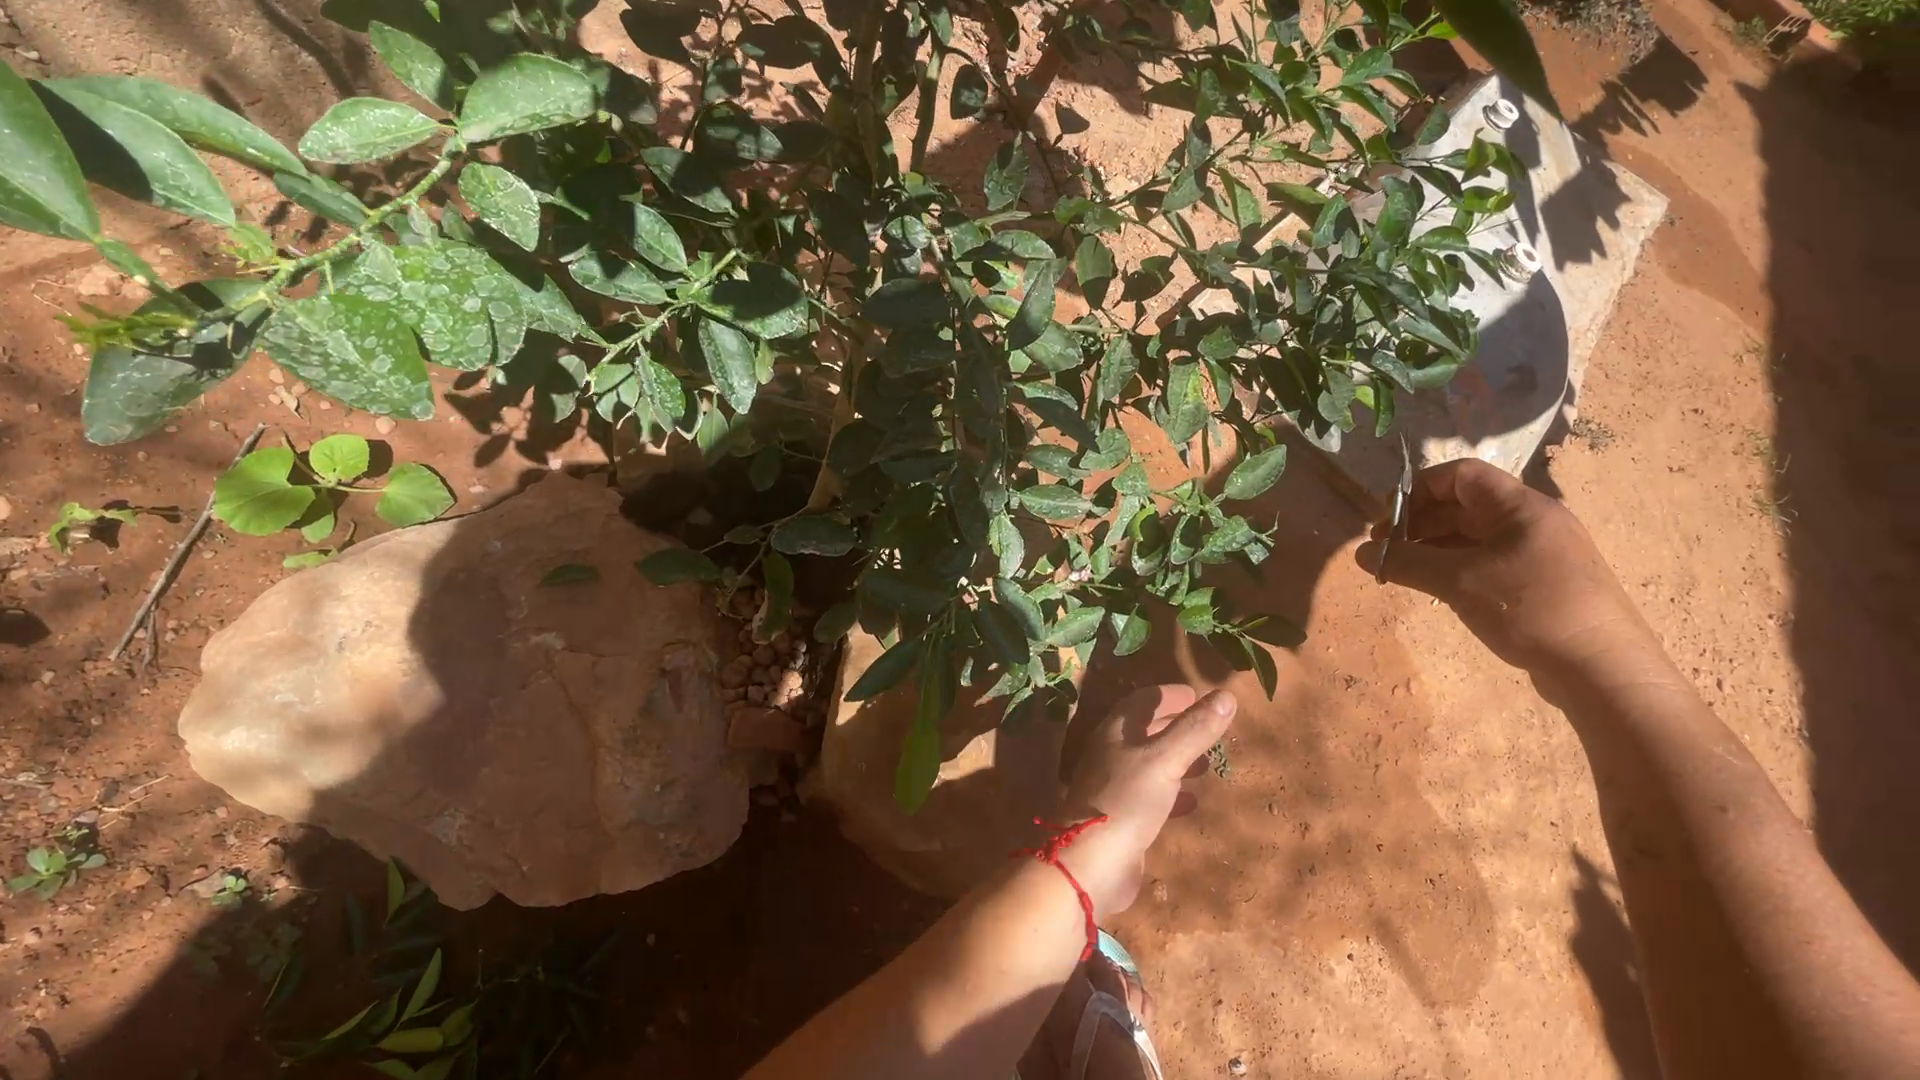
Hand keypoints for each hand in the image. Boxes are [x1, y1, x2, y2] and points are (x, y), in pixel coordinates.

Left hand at [1054, 685, 1236, 918]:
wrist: (1092, 864)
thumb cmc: (1126, 800)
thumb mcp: (1165, 759)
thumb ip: (1195, 729)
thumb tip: (1227, 695)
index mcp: (1115, 732)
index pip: (1142, 701)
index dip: (1169, 695)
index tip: (1198, 695)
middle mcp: (1111, 755)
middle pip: (1145, 731)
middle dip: (1175, 726)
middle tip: (1208, 727)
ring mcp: (1114, 787)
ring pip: (1149, 764)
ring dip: (1176, 759)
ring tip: (1207, 763)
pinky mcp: (1121, 818)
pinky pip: (1151, 797)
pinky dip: (1172, 793)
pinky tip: (1192, 802)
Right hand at [1353, 458, 1648, 674]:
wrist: (1601, 667)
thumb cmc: (1529, 608)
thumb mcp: (1459, 581)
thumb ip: (1407, 562)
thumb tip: (1362, 553)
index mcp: (1519, 508)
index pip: (1460, 475)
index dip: (1419, 489)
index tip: (1387, 519)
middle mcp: (1530, 522)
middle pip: (1462, 505)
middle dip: (1417, 522)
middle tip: (1384, 550)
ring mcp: (1536, 553)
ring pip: (1471, 536)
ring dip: (1431, 547)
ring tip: (1401, 571)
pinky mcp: (1537, 583)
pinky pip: (1484, 561)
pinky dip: (1452, 567)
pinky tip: (1434, 588)